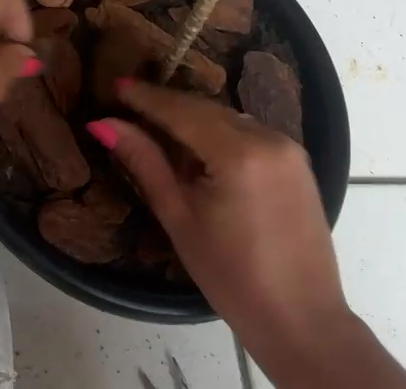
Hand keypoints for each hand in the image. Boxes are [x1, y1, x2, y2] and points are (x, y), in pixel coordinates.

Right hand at [90, 81, 350, 344]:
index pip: (182, 111)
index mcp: (238, 153)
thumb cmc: (232, 276)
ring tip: (159, 130)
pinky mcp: (299, 162)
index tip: (116, 85)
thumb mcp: (179, 218)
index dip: (147, 97)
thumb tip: (103, 124)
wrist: (302, 320)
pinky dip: (221, 133)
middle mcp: (268, 138)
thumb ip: (144, 162)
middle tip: (130, 103)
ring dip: (195, 119)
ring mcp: (289, 148)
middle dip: (168, 106)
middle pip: (206, 109)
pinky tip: (200, 151)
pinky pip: (250, 132)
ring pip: (228, 118)